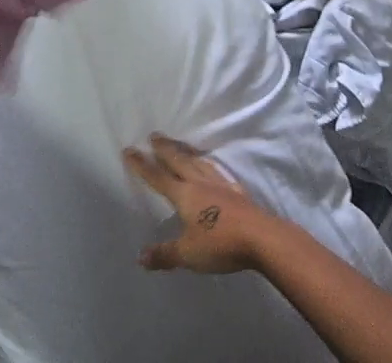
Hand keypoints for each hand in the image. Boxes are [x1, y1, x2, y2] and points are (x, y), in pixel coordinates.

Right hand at [123, 133, 270, 274]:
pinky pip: (219, 172)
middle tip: (154, 135)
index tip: (129, 149)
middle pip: (178, 161)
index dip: (142, 165)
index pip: (157, 177)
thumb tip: (140, 257)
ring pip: (199, 163)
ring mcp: (220, 185)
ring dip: (186, 152)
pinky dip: (211, 165)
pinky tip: (212, 167)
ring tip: (180, 145)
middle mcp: (199, 184)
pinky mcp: (238, 192)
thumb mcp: (188, 254)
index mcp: (184, 195)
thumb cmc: (220, 244)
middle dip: (164, 149)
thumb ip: (164, 254)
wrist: (262, 239)